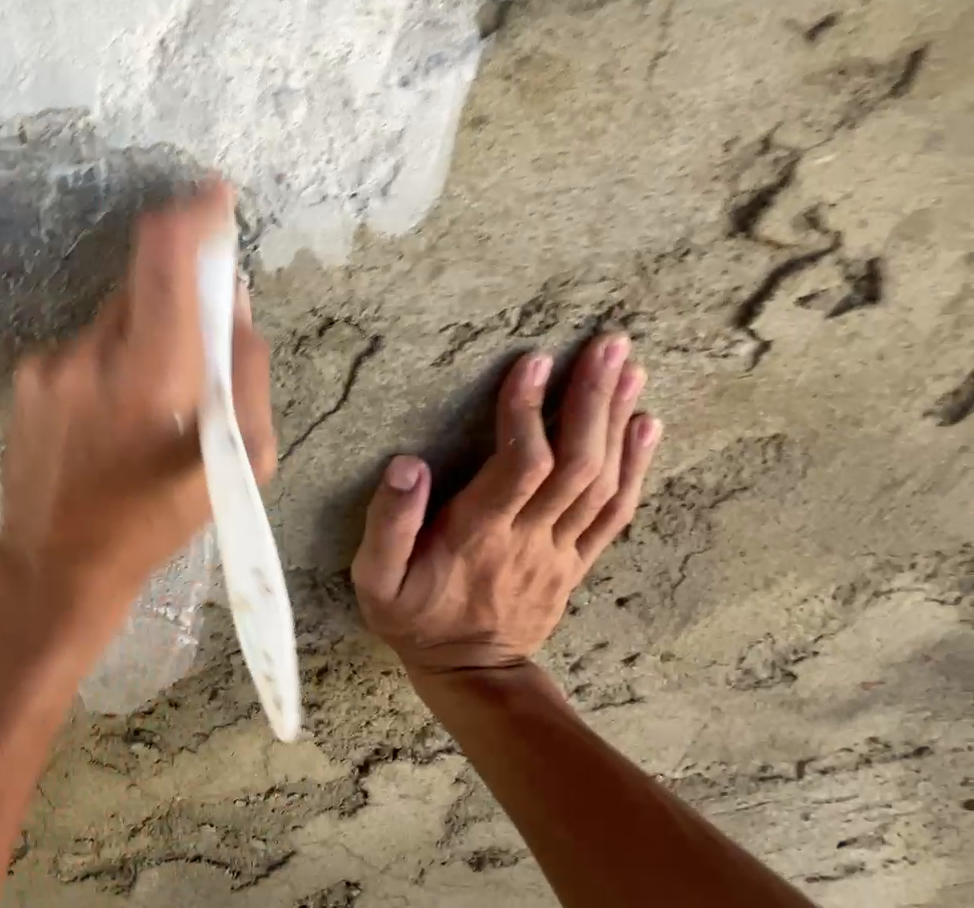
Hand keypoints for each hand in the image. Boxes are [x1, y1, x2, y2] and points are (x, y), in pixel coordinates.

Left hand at [0, 178, 275, 614]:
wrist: (55, 562)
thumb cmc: (155, 520)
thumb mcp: (236, 460)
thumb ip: (246, 369)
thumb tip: (233, 299)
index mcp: (153, 370)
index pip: (166, 255)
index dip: (194, 214)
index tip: (215, 199)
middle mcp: (94, 351)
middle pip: (143, 285)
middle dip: (176, 301)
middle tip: (192, 355)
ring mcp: (50, 363)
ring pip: (112, 319)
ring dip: (140, 340)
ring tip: (142, 408)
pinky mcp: (25, 378)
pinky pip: (81, 349)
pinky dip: (105, 365)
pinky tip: (104, 420)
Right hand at [352, 333, 661, 675]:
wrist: (468, 674)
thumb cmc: (410, 617)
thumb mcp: (373, 578)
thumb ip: (388, 523)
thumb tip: (407, 464)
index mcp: (477, 535)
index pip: (517, 465)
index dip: (527, 411)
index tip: (533, 361)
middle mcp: (529, 538)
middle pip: (575, 463)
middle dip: (591, 399)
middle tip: (607, 344)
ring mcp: (560, 550)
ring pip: (602, 481)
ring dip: (617, 421)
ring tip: (628, 368)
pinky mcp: (576, 560)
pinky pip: (616, 511)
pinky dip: (637, 466)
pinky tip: (646, 425)